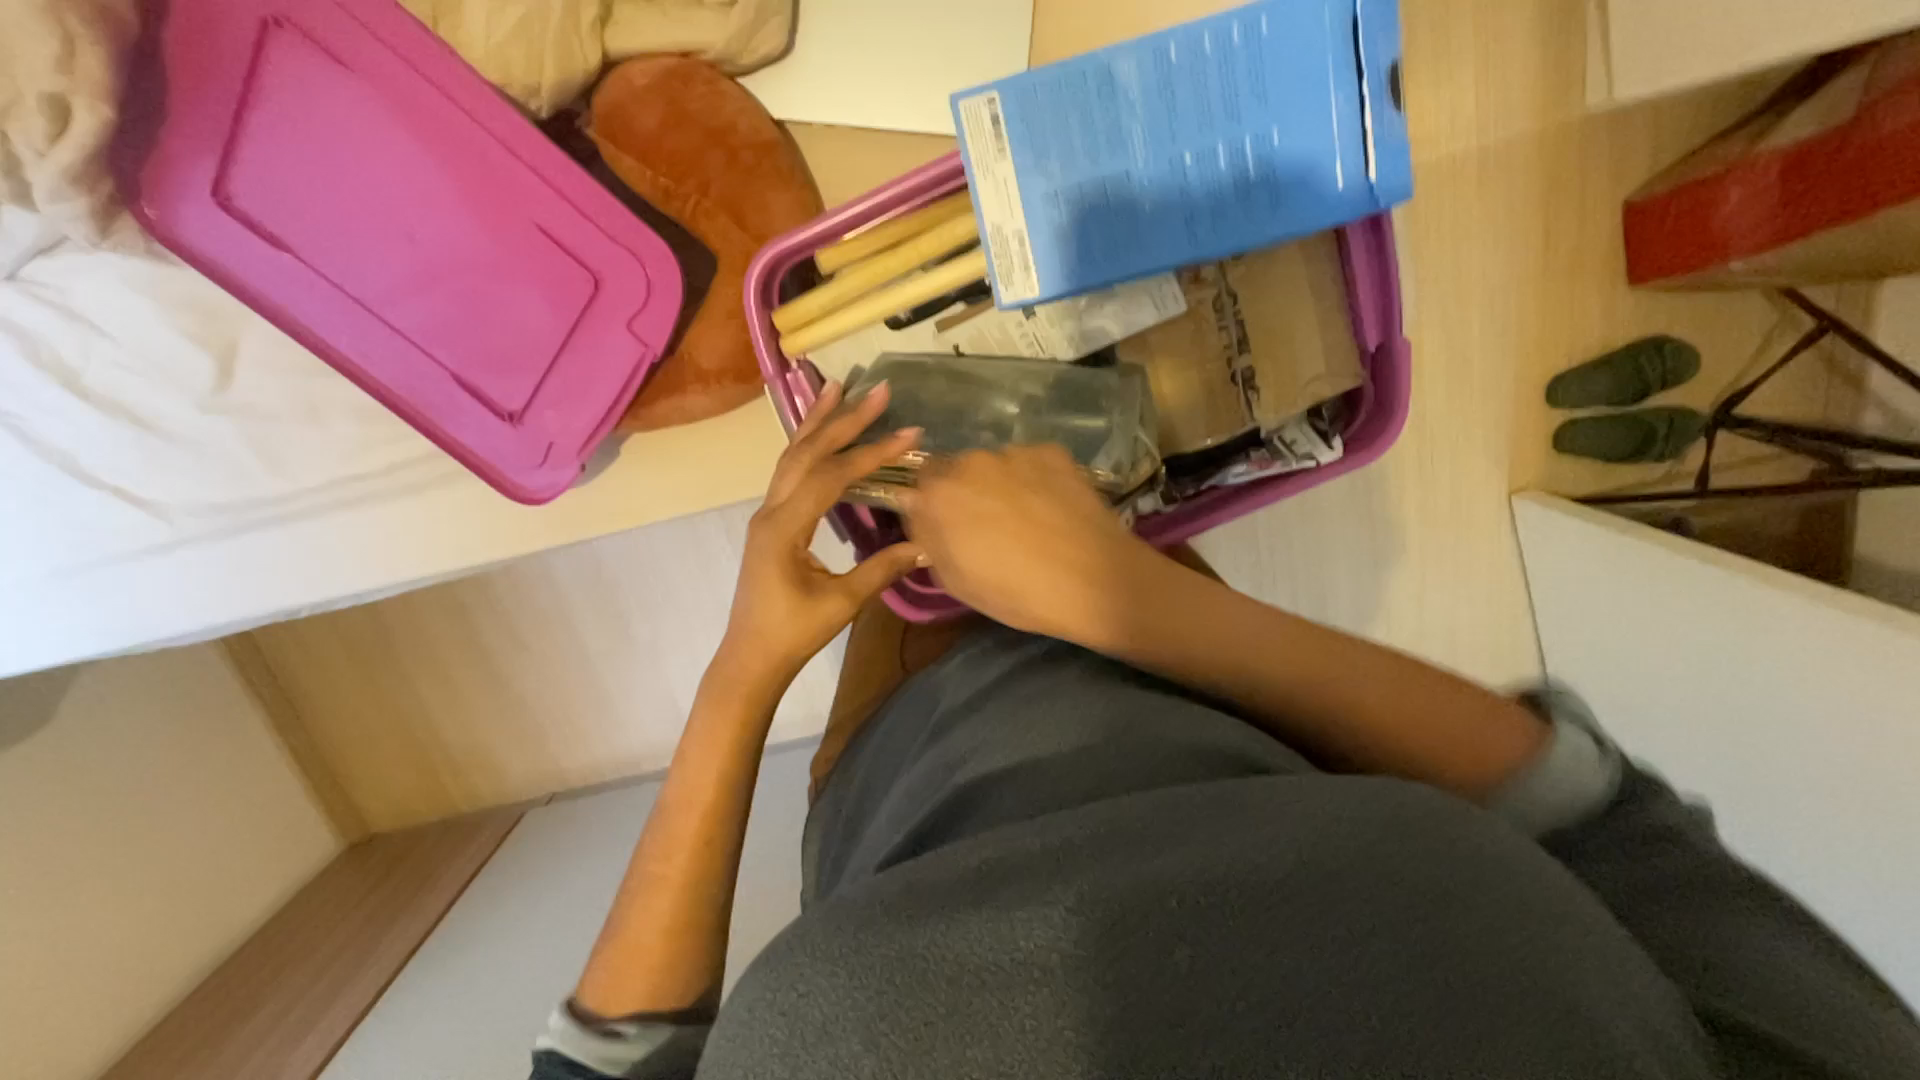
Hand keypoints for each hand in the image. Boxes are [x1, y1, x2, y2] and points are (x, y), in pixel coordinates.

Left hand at [721, 380, 924, 683]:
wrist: (751, 658)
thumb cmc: (793, 634)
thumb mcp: (842, 603)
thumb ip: (880, 569)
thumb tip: (925, 544)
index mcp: (783, 528)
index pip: (831, 477)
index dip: (871, 453)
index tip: (909, 434)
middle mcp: (770, 511)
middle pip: (806, 453)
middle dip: (843, 419)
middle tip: (878, 389)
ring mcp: (767, 515)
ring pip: (791, 457)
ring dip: (817, 422)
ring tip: (839, 387)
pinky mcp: (772, 524)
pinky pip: (789, 473)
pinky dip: (808, 446)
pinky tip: (821, 434)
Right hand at [903, 444, 1156, 644]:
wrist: (1094, 580)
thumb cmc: (1017, 593)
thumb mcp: (956, 582)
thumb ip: (928, 540)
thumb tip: (921, 516)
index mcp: (938, 496)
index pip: (918, 486)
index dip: (933, 506)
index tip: (949, 528)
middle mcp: (970, 462)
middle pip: (957, 470)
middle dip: (966, 493)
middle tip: (990, 526)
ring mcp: (1013, 453)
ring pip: (995, 465)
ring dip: (1001, 485)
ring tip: (1028, 519)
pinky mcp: (1051, 452)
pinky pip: (1031, 462)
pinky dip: (1035, 480)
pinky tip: (1053, 509)